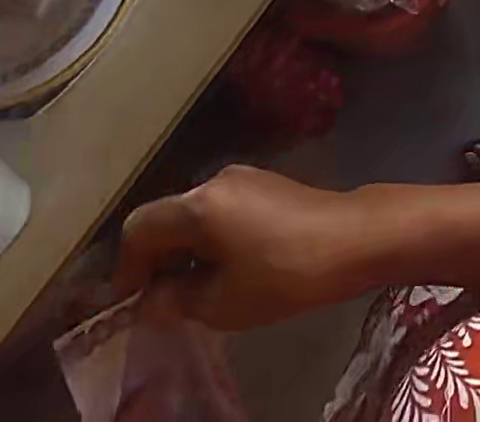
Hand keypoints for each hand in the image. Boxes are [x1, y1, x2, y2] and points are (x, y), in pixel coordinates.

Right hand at [115, 165, 365, 330]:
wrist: (352, 237)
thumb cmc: (284, 272)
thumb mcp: (221, 301)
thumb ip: (175, 298)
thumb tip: (154, 296)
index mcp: (199, 203)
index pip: (139, 227)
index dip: (127, 268)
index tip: (135, 303)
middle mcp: (218, 180)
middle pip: (168, 216)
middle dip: (158, 259)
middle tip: (166, 301)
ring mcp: (246, 177)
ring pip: (196, 212)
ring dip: (187, 248)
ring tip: (199, 289)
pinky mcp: (268, 182)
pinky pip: (223, 208)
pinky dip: (213, 236)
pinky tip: (231, 265)